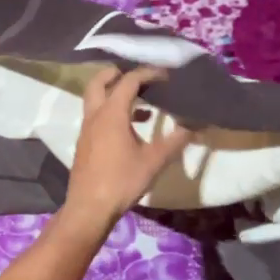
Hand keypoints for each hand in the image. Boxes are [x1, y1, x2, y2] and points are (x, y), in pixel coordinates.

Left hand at [62, 66, 191, 226]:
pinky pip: (96, 115)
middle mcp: (95, 115)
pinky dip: (111, 111)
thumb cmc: (121, 181)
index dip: (147, 73)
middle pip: (99, 82)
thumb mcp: (154, 161)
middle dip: (117, 73)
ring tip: (141, 100)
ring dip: (114, 93)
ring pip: (96, 99)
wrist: (89, 207)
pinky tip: (131, 127)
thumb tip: (195, 125)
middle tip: (139, 75)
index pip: (128, 81)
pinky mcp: (85, 142)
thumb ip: (175, 140)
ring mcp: (86, 129)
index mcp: (111, 113)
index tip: (166, 75)